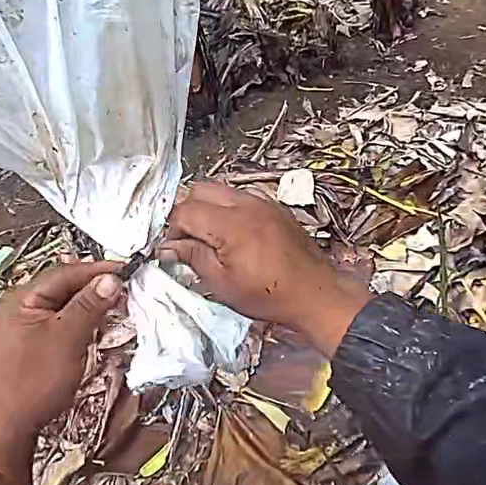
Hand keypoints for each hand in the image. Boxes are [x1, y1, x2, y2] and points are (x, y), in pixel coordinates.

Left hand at [0, 260, 126, 484]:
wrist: (7, 430)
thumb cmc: (34, 383)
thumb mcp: (67, 338)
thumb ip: (89, 305)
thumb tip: (111, 278)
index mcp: (17, 301)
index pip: (64, 273)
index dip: (98, 270)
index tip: (127, 270)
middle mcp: (12, 309)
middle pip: (61, 288)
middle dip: (94, 287)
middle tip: (124, 288)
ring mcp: (16, 328)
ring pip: (60, 305)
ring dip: (88, 304)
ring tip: (115, 305)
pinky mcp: (24, 345)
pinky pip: (55, 321)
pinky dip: (77, 319)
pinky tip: (93, 325)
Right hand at [161, 182, 372, 355]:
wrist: (315, 292)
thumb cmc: (269, 294)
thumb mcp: (222, 284)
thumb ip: (194, 257)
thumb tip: (169, 246)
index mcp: (231, 223)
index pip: (185, 210)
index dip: (173, 230)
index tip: (174, 249)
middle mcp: (248, 204)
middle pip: (202, 190)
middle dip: (188, 211)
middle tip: (189, 241)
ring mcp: (265, 203)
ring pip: (223, 191)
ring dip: (210, 209)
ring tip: (211, 239)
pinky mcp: (276, 208)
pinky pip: (244, 198)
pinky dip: (231, 210)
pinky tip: (234, 236)